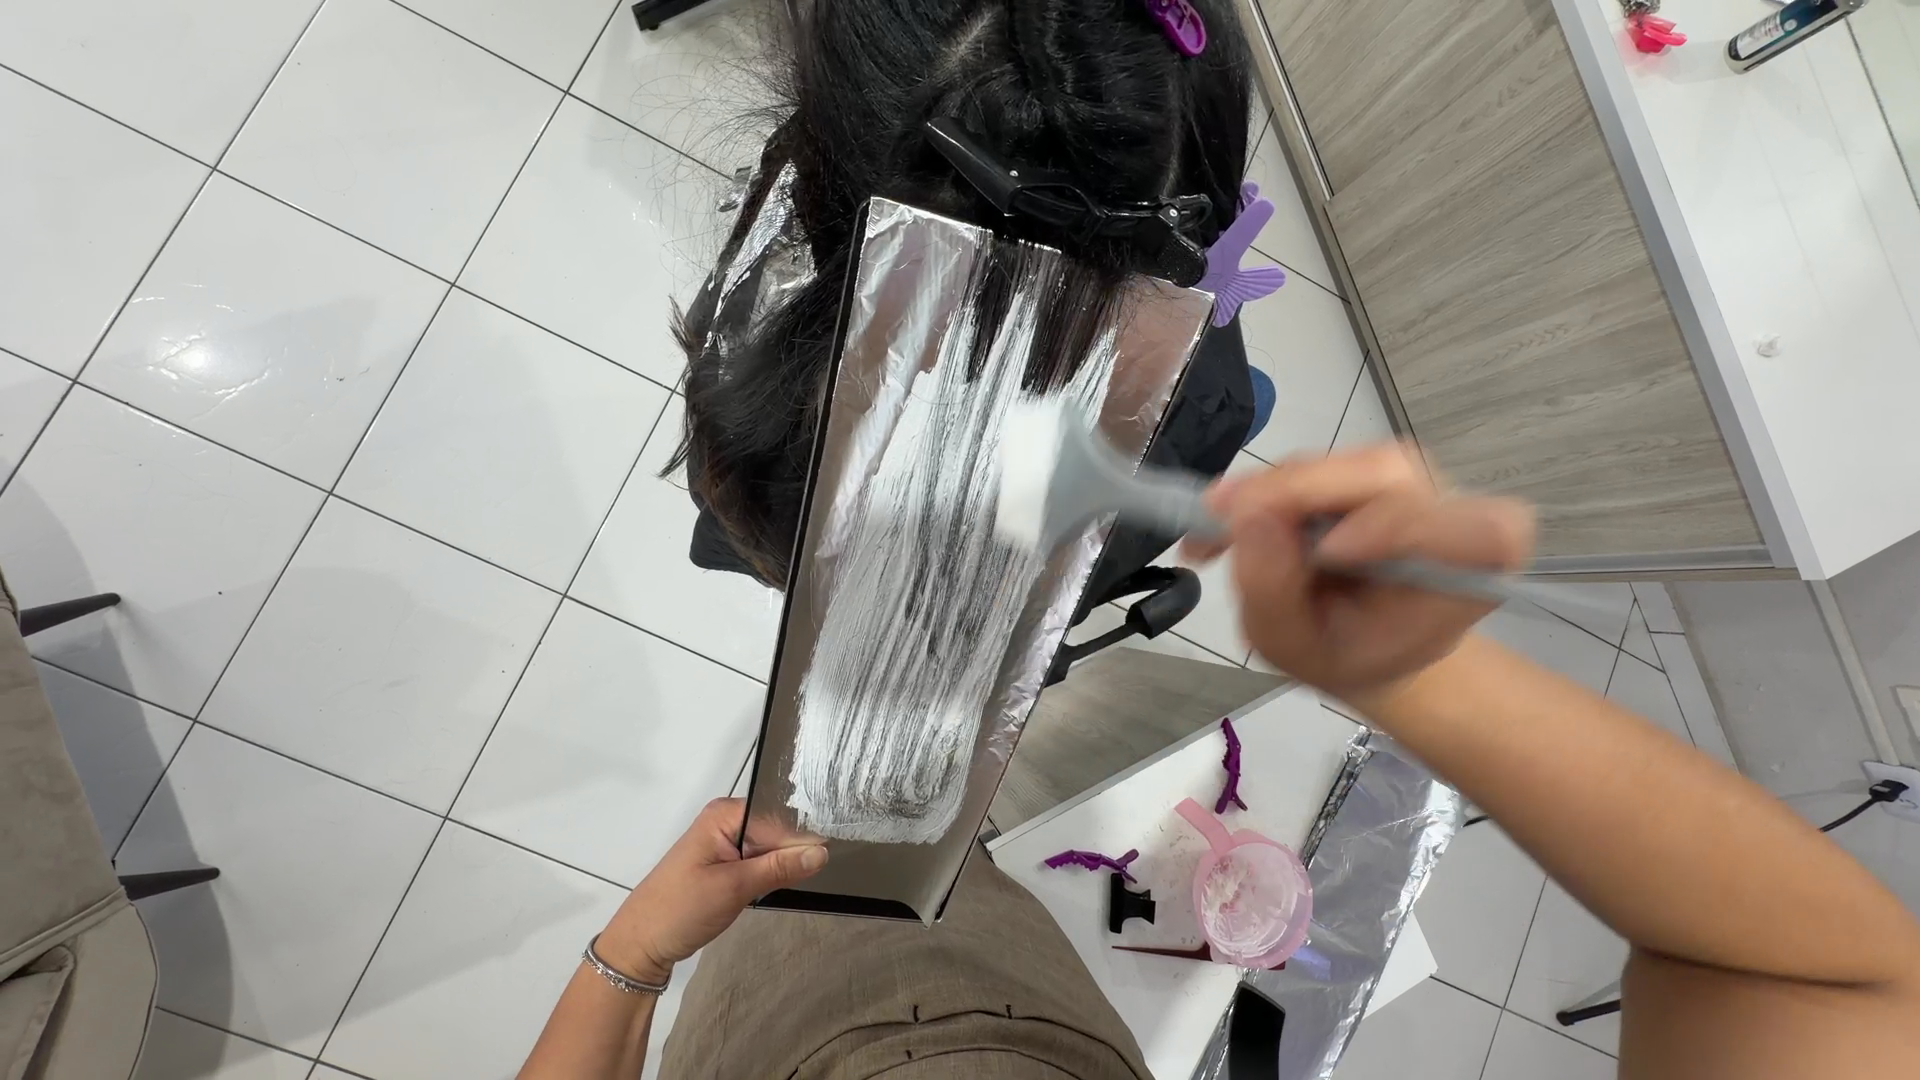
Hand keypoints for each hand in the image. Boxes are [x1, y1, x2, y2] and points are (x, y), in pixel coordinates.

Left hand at [594, 798, 826, 982]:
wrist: (640, 945)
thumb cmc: (681, 909)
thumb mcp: (734, 888)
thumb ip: (779, 867)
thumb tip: (822, 852)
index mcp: (727, 812)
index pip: (780, 814)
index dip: (804, 833)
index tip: (833, 849)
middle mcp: (728, 818)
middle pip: (778, 826)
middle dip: (796, 847)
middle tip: (824, 867)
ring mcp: (727, 840)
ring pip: (771, 844)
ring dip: (785, 861)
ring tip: (810, 874)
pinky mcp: (727, 862)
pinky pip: (761, 858)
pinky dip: (772, 871)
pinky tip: (787, 881)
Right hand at [1189, 444, 1533, 703]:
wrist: (1359, 639)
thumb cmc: (1343, 654)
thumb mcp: (1295, 647)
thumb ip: (1272, 592)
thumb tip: (1246, 516)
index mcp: (1461, 573)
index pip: (1475, 530)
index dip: (1402, 526)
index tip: (1327, 552)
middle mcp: (1445, 513)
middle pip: (1382, 475)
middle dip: (1294, 492)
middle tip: (1220, 520)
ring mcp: (1407, 484)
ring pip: (1337, 464)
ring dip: (1267, 493)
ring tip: (1214, 538)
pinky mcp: (1366, 472)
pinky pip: (1313, 465)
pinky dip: (1261, 491)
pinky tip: (1228, 526)